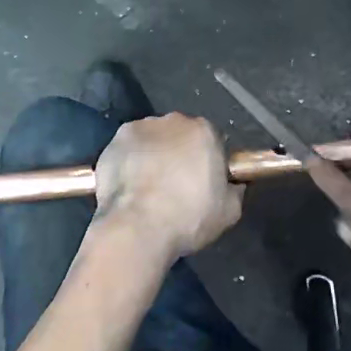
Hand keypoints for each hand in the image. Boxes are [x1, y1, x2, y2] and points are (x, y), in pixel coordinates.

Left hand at [93, 113, 242, 259]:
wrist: (136, 229)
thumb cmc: (187, 218)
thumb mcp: (228, 212)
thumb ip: (235, 190)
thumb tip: (235, 184)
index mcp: (204, 131)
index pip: (210, 140)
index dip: (206, 162)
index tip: (201, 183)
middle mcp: (173, 121)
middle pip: (180, 135)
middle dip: (179, 154)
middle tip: (174, 186)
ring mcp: (141, 128)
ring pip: (152, 140)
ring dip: (153, 156)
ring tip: (147, 188)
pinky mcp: (114, 142)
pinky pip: (128, 149)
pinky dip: (128, 162)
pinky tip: (128, 186)